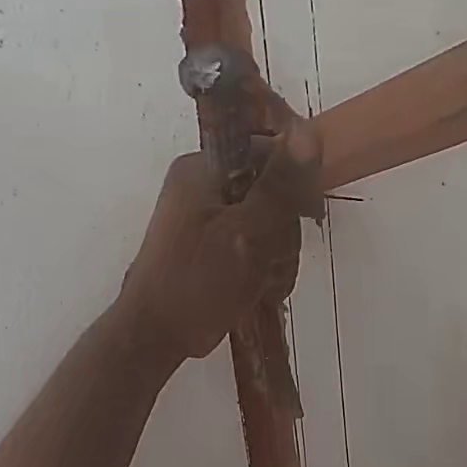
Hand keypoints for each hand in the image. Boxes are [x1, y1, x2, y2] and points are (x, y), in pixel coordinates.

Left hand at [121, 118, 320, 359]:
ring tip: (263, 283)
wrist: (157, 334)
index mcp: (206, 168)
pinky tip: (259, 289)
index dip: (295, 182)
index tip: (307, 215)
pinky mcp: (215, 245)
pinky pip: (256, 245)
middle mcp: (207, 184)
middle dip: (284, 233)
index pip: (269, 151)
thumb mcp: (247, 234)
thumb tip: (309, 132)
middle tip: (272, 262)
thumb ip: (280, 186)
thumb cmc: (197, 283)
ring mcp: (210, 216)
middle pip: (273, 192)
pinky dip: (265, 268)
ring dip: (277, 256)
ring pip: (270, 224)